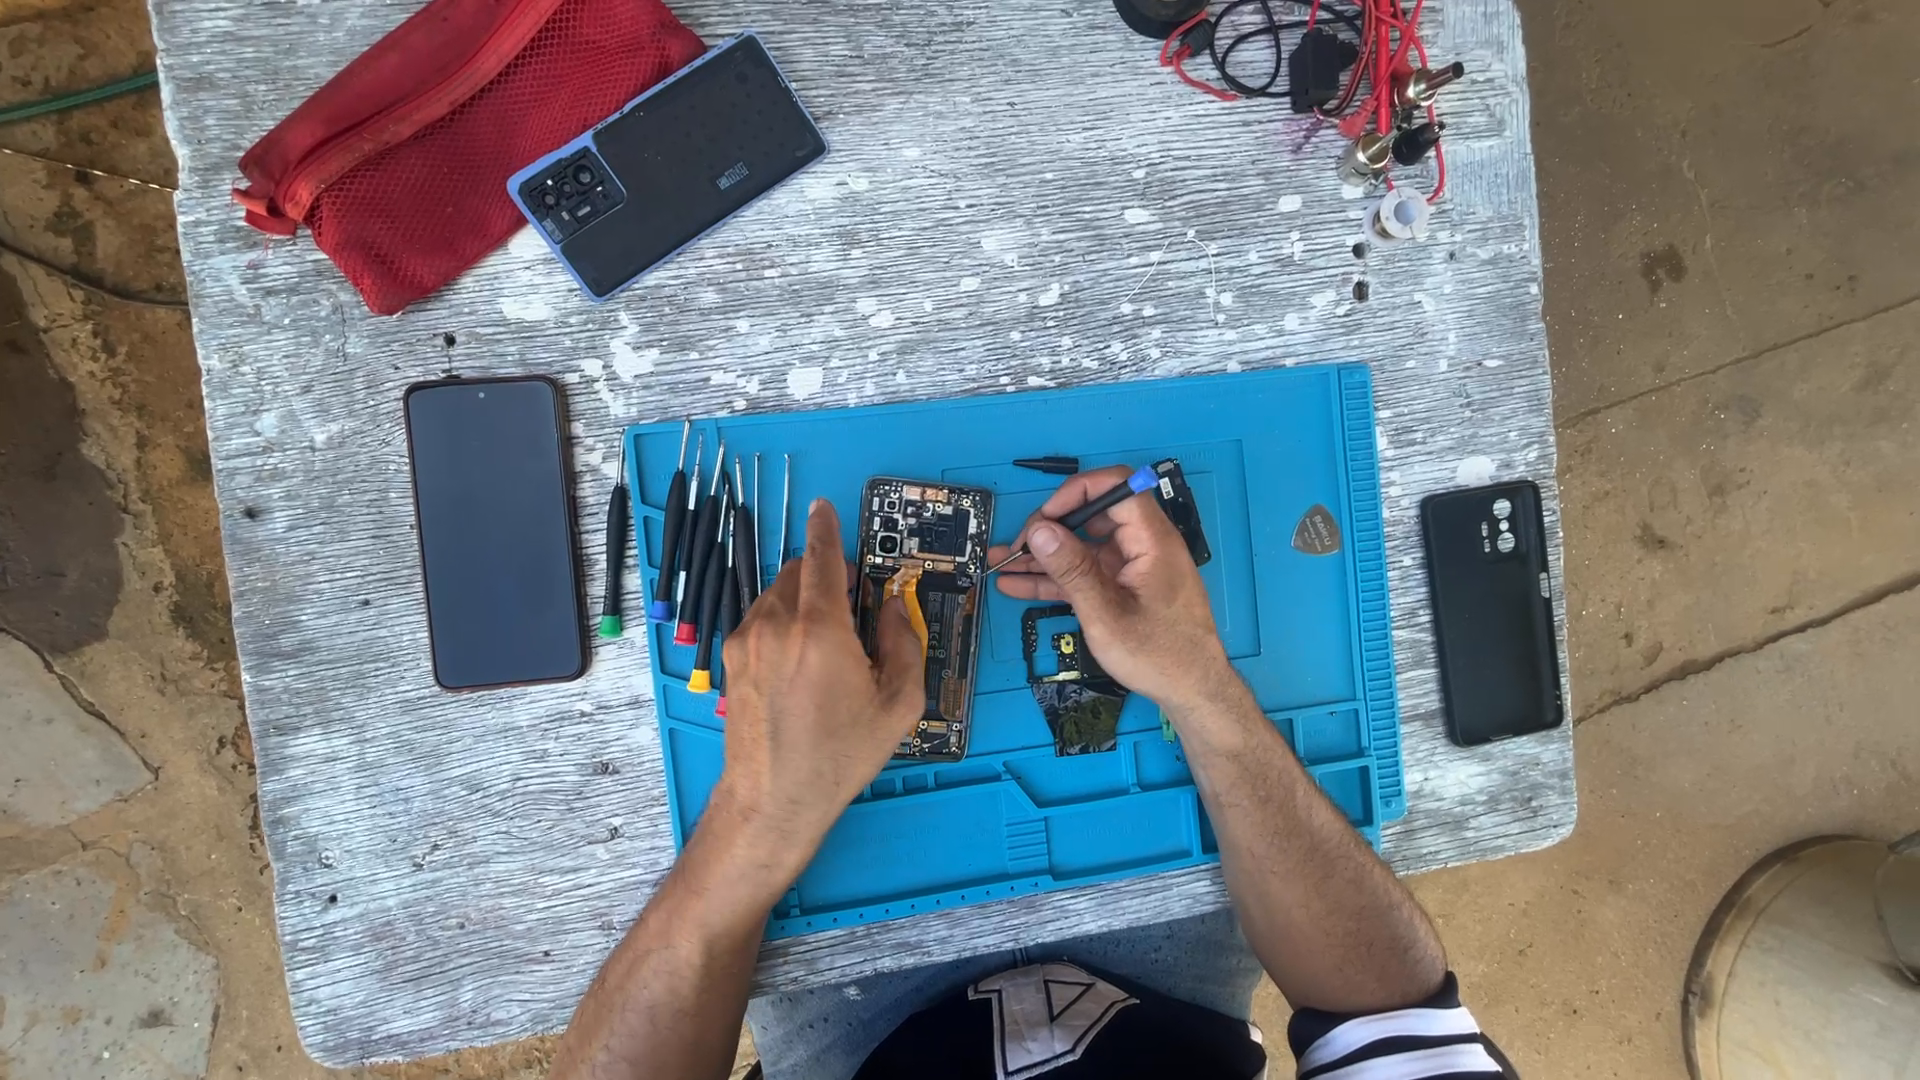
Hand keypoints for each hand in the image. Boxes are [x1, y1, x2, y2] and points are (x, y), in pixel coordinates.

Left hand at [708, 498, 925, 879]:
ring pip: (777, 593)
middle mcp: (776, 624)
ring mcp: (746, 640)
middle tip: (852, 609)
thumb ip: (904, 641)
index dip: (827, 529)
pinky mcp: (731, 658)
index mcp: (820, 630)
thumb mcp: (898, 703)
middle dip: (825, 576)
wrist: (773, 799)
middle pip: (798, 571)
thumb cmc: (841, 754)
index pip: (822, 559)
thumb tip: (892, 605)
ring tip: (826, 642)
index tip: (825, 507)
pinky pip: (761, 618)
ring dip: (803, 599)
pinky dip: (783, 620)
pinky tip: (799, 660)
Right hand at [988, 466, 1231, 710]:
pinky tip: (1018, 584)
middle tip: (1018, 547)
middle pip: (1092, 515)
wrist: (1192, 692)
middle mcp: (1144, 545)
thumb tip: (1040, 530)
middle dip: (1051, 527)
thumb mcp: (1106, 614)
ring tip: (1003, 563)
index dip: (1076, 492)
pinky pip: (1085, 573)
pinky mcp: (1123, 588)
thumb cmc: (1160, 656)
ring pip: (1082, 547)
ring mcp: (1132, 567)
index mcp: (1152, 540)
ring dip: (1044, 556)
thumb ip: (1072, 570)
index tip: (1045, 518)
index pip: (1117, 487)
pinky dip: (1055, 578)